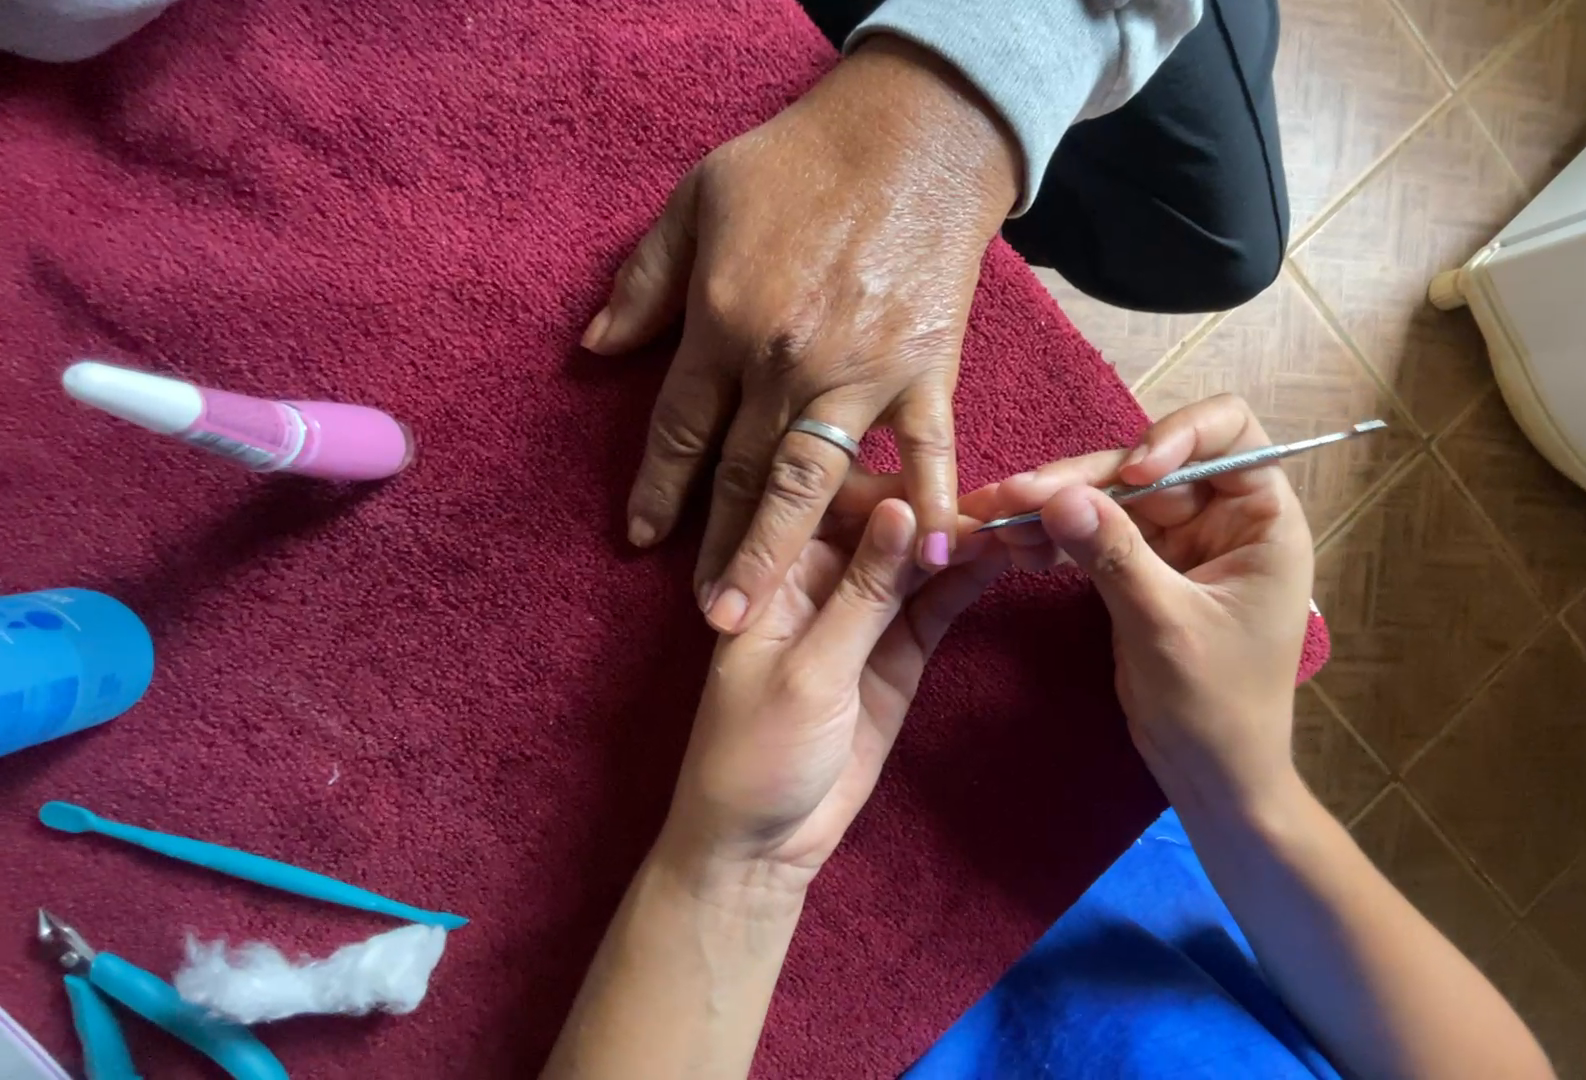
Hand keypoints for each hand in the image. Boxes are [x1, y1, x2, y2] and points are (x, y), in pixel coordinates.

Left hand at [583, 35, 1019, 635]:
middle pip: (741, 476)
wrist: (912, 140)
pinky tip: (924, 563)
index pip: (679, 428)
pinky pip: (926, 456)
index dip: (657, 489)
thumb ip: (644, 280)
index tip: (643, 539)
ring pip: (813, 484)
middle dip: (718, 550)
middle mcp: (787, 365)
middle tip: (707, 616)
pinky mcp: (926, 378)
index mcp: (726, 323)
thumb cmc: (800, 165)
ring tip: (762, 615)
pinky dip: (926, 509)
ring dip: (781, 555)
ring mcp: (861, 378)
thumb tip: (595, 350)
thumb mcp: (697, 198)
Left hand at [661, 495, 1007, 882]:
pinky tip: (997, 560)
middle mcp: (823, 583)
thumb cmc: (759, 752)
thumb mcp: (811, 670)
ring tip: (1010, 524)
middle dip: (935, 514)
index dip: (887, 485)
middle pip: (884, 531)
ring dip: (957, 547)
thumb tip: (905, 509)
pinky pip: (933, 607)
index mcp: (779, 574)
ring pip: (915, 566)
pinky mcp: (897, 651)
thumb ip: (863, 591)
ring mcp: (865, 618)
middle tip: (996, 502)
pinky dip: (962, 585)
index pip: (834, 506)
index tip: (943, 475)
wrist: (764, 843)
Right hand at [973, 395, 1314, 810]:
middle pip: (1145, 467)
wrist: (1211, 775)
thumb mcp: (1165, 627)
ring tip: (994, 519)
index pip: (1228, 434)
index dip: (1176, 435)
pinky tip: (1013, 545)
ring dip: (1052, 507)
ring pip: (1110, 499)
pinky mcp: (1140, 566)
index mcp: (1261, 520)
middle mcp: (1220, 517)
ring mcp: (1176, 542)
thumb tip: (1057, 496)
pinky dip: (1055, 537)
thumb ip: (1114, 555)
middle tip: (1009, 497)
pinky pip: (1094, 534)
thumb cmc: (1217, 707)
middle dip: (1079, 482)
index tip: (1130, 474)